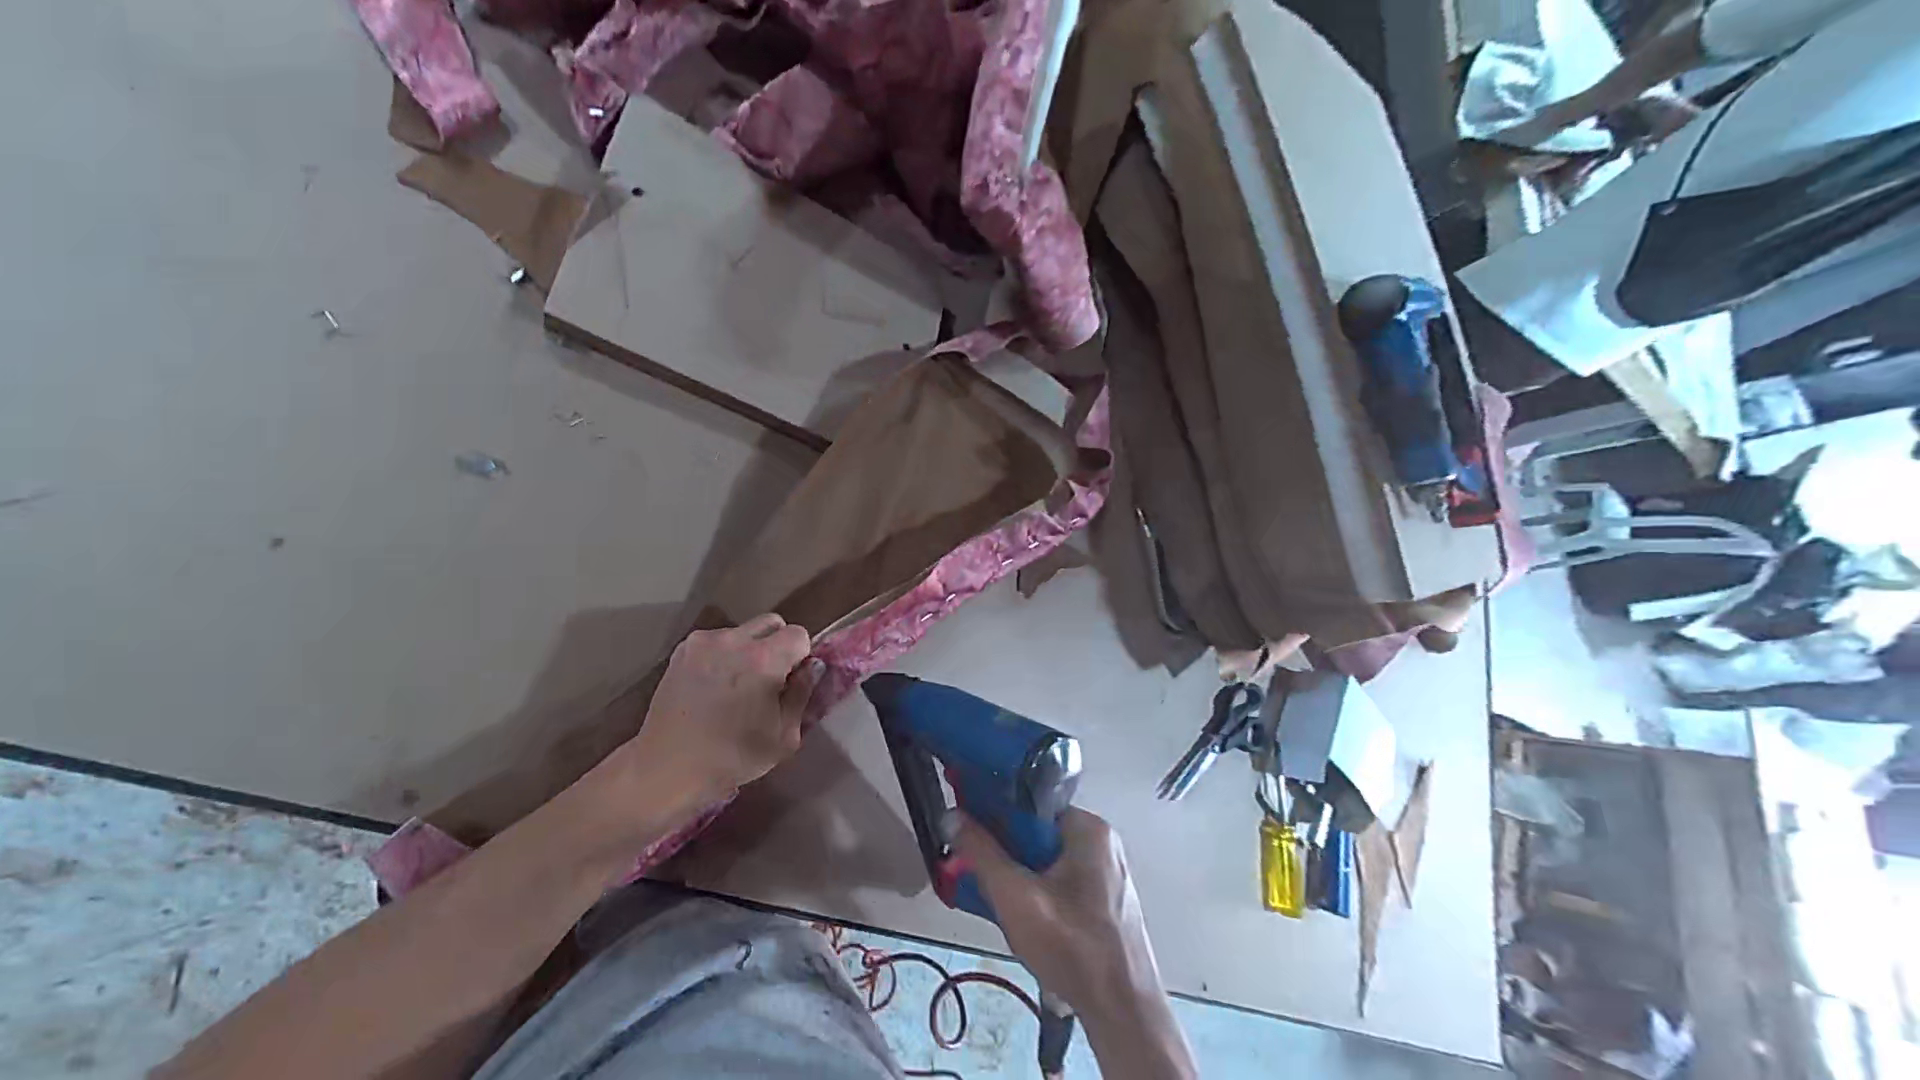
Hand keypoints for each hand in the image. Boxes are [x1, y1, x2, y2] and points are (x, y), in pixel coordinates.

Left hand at [621, 614, 821, 806]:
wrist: (667, 768)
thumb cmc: (732, 758)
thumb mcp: (783, 737)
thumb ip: (802, 695)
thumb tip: (812, 667)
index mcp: (763, 660)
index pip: (799, 634)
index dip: (800, 657)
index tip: (790, 681)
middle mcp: (734, 641)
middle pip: (771, 623)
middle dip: (777, 645)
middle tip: (767, 680)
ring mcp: (703, 642)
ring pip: (742, 631)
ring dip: (748, 649)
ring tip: (735, 685)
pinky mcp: (682, 650)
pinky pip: (716, 641)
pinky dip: (723, 655)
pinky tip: (713, 685)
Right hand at [948, 808, 1164, 1019]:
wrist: (1122, 1013)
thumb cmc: (1071, 946)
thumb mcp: (1015, 896)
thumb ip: (981, 853)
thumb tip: (951, 816)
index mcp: (1088, 828)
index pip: (1030, 804)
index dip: (994, 816)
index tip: (966, 832)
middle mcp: (1101, 843)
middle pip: (1036, 835)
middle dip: (1005, 856)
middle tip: (979, 878)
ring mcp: (1107, 874)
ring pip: (1046, 862)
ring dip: (1018, 880)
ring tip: (999, 905)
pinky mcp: (1105, 902)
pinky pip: (1061, 883)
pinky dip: (1037, 895)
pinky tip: (1023, 921)